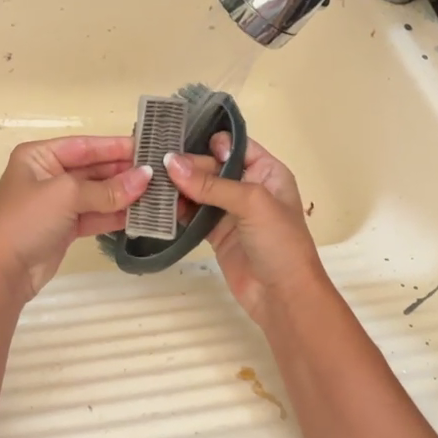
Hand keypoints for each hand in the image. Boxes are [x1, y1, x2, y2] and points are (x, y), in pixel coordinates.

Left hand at [0, 136, 151, 299]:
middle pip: (94, 169)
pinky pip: (97, 214)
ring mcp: (58, 202)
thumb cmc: (27, 221)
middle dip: (124, 172)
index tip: (147, 146)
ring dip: (125, 194)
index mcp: (39, 156)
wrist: (2, 273)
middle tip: (160, 172)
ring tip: (158, 193)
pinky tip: (142, 214)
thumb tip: (146, 177)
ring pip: (98, 193)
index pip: (84, 145)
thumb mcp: (66, 196)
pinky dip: (117, 214)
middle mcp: (49, 175)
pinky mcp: (66, 226)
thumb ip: (108, 189)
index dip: (115, 146)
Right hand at [167, 134, 324, 323]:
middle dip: (188, 165)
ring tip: (152, 181)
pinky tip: (160, 204)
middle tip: (157, 164)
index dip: (210, 141)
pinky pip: (193, 214)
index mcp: (267, 171)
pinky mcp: (217, 233)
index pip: (236, 145)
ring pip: (200, 189)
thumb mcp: (252, 203)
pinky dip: (178, 209)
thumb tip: (170, 163)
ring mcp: (232, 211)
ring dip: (179, 186)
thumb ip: (211, 183)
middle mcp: (249, 186)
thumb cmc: (279, 242)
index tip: (179, 139)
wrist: (285, 298)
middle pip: (212, 166)